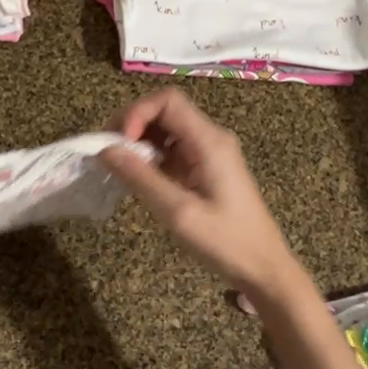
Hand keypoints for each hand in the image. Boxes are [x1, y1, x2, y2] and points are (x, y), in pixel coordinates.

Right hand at [98, 89, 308, 299]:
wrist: (262, 267)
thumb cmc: (225, 242)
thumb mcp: (178, 212)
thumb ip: (141, 178)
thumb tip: (105, 150)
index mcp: (209, 142)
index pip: (168, 101)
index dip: (136, 113)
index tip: (118, 143)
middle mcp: (211, 139)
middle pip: (165, 111)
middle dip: (133, 126)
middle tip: (110, 155)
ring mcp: (210, 154)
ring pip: (167, 130)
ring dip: (140, 143)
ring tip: (121, 170)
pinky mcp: (206, 169)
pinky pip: (172, 151)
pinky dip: (151, 159)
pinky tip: (139, 181)